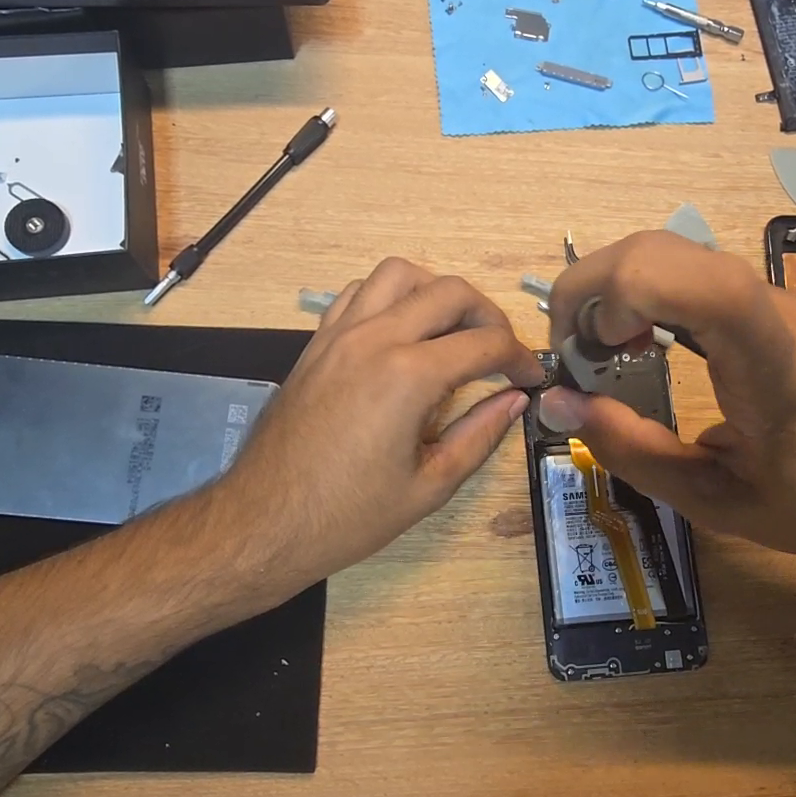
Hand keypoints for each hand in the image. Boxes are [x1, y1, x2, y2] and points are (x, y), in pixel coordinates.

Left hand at [209, 258, 544, 593]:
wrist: (265, 521)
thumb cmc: (348, 516)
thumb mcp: (429, 486)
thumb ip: (479, 435)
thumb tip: (514, 400)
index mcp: (408, 376)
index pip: (485, 342)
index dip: (520, 358)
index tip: (530, 379)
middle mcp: (375, 338)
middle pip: (449, 291)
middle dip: (489, 315)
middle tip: (499, 353)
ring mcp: (339, 335)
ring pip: (400, 275)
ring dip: (436, 293)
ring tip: (451, 332)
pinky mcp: (316, 343)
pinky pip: (358, 294)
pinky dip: (389, 298)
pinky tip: (400, 334)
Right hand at [541, 231, 795, 590]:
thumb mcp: (714, 501)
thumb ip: (632, 450)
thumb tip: (557, 403)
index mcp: (773, 363)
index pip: (699, 284)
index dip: (622, 292)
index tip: (589, 353)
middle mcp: (777, 311)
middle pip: (668, 249)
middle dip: (595, 286)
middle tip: (573, 354)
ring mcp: (778, 302)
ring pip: (677, 253)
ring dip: (616, 287)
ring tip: (597, 351)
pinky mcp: (773, 310)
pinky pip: (695, 276)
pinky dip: (645, 295)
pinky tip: (636, 344)